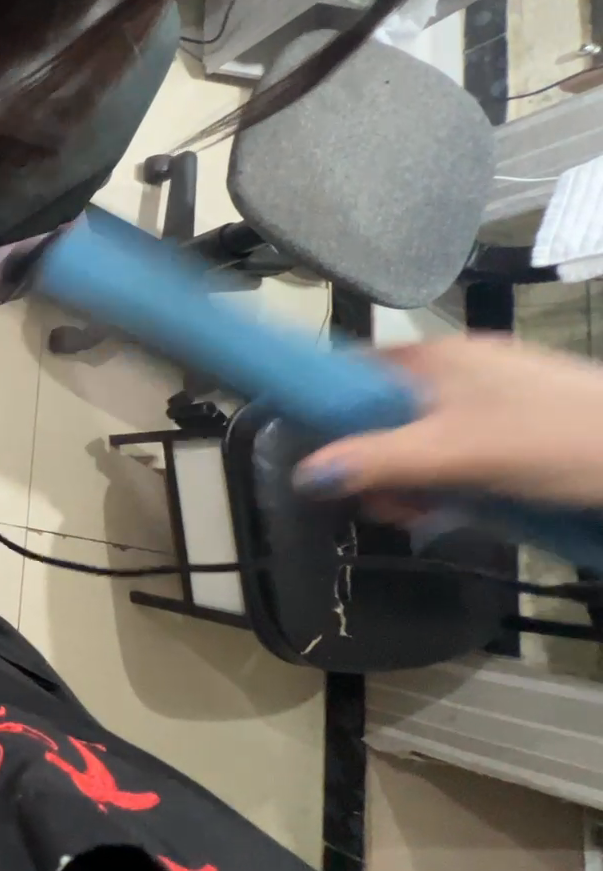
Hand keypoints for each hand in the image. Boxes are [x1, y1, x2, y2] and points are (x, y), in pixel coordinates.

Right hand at [295, 335, 602, 509]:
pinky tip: (464, 504)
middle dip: (374, 459)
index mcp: (437, 357)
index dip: (322, 406)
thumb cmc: (566, 442)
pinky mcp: (528, 426)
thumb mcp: (457, 455)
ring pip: (423, 436)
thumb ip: (375, 463)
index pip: (349, 370)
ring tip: (425, 512)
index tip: (318, 449)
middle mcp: (462, 369)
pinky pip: (462, 449)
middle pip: (383, 411)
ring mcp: (499, 396)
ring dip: (412, 476)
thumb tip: (303, 476)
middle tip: (384, 501)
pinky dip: (453, 478)